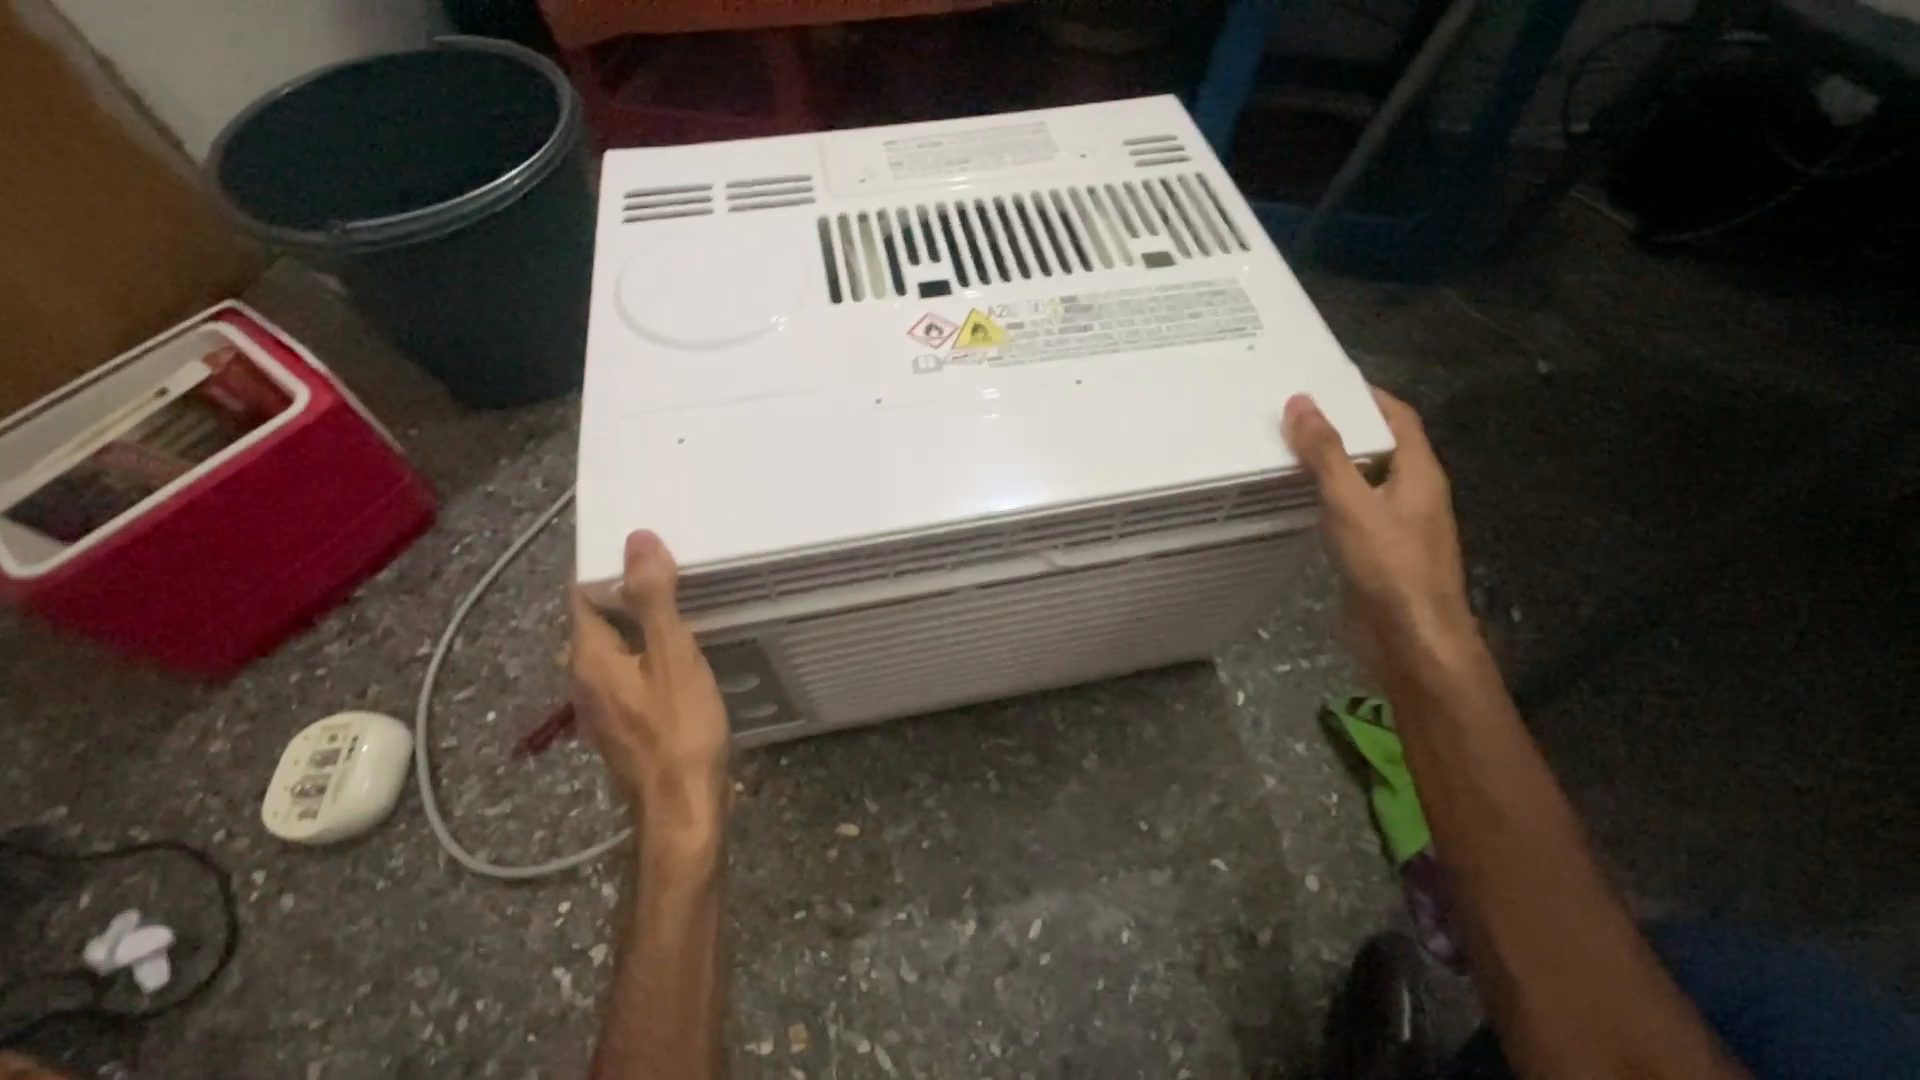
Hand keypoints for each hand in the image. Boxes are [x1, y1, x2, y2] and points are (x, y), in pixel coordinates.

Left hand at [570, 530, 729, 834]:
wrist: (684, 810)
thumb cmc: (680, 731)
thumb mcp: (674, 656)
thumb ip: (655, 599)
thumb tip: (636, 539)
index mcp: (588, 658)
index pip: (581, 596)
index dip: (609, 569)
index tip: (645, 552)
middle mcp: (583, 682)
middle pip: (595, 626)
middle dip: (625, 599)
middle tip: (670, 579)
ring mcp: (601, 711)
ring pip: (612, 655)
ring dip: (638, 632)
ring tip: (679, 615)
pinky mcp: (623, 731)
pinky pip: (627, 679)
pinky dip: (646, 662)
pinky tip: (679, 666)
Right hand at [1282, 388, 1476, 669]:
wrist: (1410, 640)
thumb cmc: (1389, 566)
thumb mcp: (1352, 502)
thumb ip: (1325, 454)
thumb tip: (1302, 403)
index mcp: (1419, 473)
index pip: (1398, 418)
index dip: (1366, 396)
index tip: (1325, 382)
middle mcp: (1412, 495)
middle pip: (1379, 448)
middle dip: (1342, 429)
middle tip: (1294, 416)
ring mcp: (1396, 527)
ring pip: (1363, 483)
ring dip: (1331, 466)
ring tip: (1286, 451)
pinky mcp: (1377, 555)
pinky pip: (1351, 514)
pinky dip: (1326, 501)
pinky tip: (1297, 504)